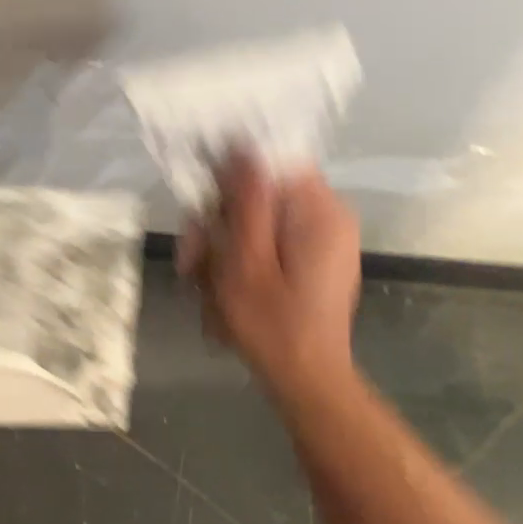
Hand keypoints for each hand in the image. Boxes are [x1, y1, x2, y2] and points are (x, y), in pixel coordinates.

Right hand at [178, 152, 361, 392]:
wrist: (305, 377)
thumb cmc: (269, 322)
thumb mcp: (244, 260)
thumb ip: (245, 201)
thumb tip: (243, 146)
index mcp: (320, 211)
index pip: (273, 161)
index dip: (230, 172)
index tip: (201, 201)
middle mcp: (329, 217)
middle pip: (261, 191)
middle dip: (219, 219)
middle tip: (193, 259)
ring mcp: (323, 239)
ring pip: (258, 216)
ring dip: (223, 242)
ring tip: (201, 279)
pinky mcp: (314, 258)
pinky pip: (268, 237)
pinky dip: (241, 254)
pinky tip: (222, 283)